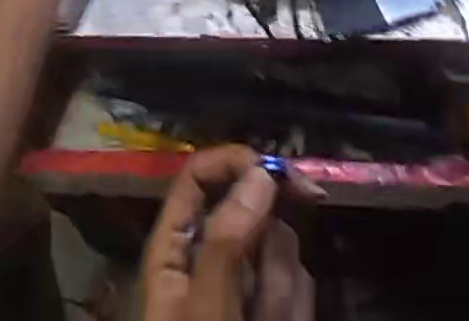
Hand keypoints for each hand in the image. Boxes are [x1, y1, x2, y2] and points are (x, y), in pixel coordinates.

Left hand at [138, 147, 316, 320]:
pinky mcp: (268, 306)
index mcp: (172, 252)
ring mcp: (241, 285)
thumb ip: (226, 242)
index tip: (279, 173)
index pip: (198, 177)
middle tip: (266, 302)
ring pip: (279, 247)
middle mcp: (208, 259)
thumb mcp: (204, 317)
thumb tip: (261, 171)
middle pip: (251, 210)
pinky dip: (293, 309)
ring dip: (280, 291)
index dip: (235, 162)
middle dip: (269, 250)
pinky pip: (295, 284)